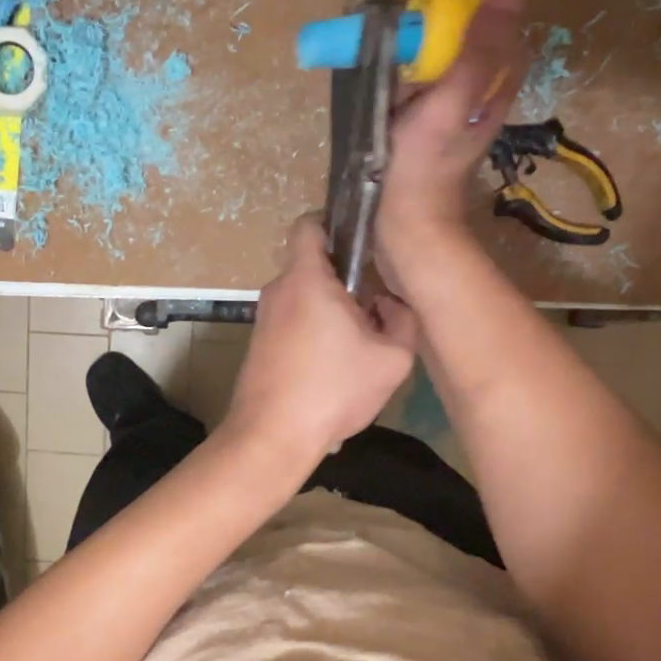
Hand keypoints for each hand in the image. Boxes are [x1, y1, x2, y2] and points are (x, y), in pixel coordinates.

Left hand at [223, 216, 419, 460]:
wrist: (271, 436)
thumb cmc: (332, 391)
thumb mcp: (393, 358)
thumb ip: (402, 317)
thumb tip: (387, 303)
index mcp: (306, 278)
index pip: (310, 224)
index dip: (336, 224)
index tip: (363, 243)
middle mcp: (278, 291)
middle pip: (313, 265)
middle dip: (344, 277)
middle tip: (375, 303)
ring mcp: (264, 319)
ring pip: (304, 298)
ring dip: (330, 309)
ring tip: (358, 340)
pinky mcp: (259, 345)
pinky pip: (293, 322)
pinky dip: (313, 331)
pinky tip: (333, 363)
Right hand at [375, 0, 526, 294]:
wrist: (404, 236)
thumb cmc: (422, 173)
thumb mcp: (451, 104)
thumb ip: (478, 49)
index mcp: (492, 91)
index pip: (499, 34)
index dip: (474, 18)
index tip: (436, 25)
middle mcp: (478, 106)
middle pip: (466, 55)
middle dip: (436, 50)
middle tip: (404, 64)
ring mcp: (451, 129)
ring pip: (439, 82)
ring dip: (415, 78)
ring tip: (390, 93)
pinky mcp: (426, 148)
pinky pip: (418, 108)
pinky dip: (402, 103)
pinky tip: (384, 114)